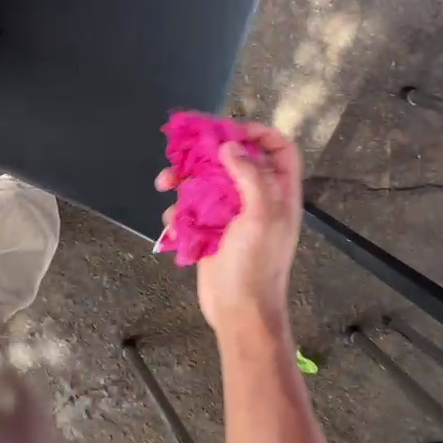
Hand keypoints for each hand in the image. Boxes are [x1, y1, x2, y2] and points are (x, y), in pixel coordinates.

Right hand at [156, 123, 303, 342]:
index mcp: (278, 193)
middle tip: (183, 150)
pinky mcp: (209, 230)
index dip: (258, 133)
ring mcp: (231, 215)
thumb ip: (250, 176)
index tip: (228, 131)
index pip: (278, 149)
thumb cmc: (255, 265)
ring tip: (164, 182)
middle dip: (206, 153)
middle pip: (234, 159)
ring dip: (183, 179)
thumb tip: (230, 145)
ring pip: (206, 182)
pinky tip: (172, 220)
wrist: (238, 310)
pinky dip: (178, 210)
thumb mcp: (261, 216)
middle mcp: (256, 199)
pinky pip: (190, 209)